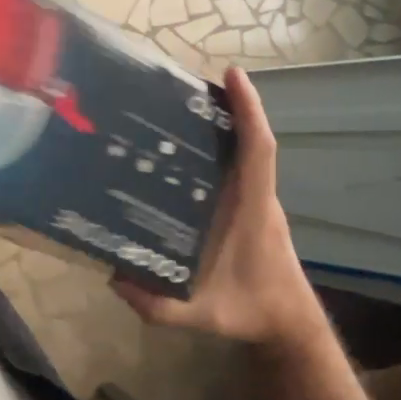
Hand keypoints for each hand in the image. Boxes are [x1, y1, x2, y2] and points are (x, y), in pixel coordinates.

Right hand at [110, 67, 324, 353]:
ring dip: (216, 126)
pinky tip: (174, 153)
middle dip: (221, 106)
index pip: (257, 150)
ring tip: (167, 111)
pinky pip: (234, 168)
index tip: (232, 74)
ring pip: (240, 153)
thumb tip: (113, 277)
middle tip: (176, 85)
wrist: (287, 325)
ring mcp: (256, 201)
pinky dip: (214, 149)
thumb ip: (157, 303)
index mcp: (252, 209)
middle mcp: (257, 196)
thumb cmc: (250, 311)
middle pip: (245, 140)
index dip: (249, 109)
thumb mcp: (199, 314)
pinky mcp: (248, 208)